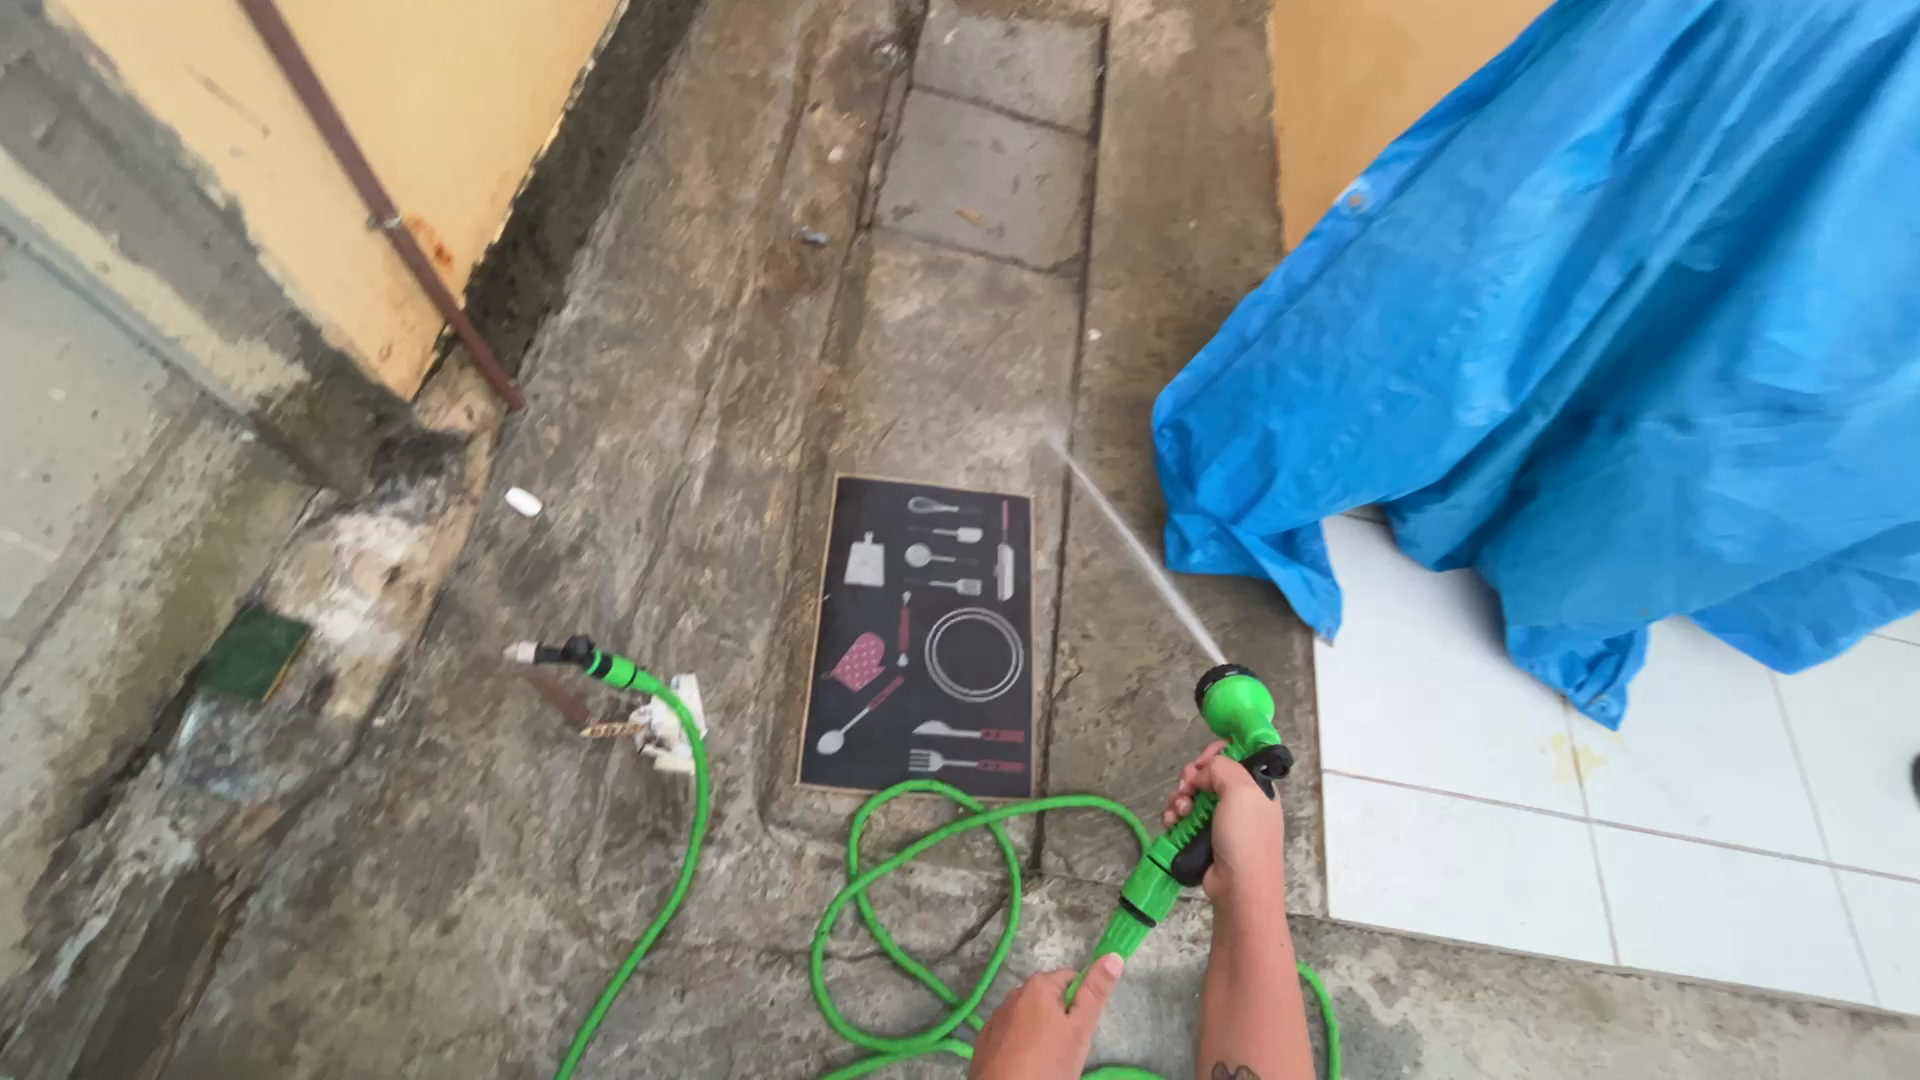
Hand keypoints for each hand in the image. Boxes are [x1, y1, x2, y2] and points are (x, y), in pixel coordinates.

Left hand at [967, 955, 1123, 1079]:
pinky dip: (1020, 1045)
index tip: (1080, 1031)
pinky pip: (1011, 1034)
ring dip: (1040, 1033)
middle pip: (1049, 1000)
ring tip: (1045, 1064)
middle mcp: (1014, 992)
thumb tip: (1113, 956)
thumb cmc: (1048, 1064)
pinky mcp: (985, 1039)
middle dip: (1060, 1021)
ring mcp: (997, 1016)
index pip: (1071, 980)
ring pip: (1029, 1018)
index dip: (1081, 1004)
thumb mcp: (1079, 1031)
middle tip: (1065, 1052)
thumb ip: (1095, 993)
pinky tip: (1025, 1067)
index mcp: (1038, 985)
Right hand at [1160, 740, 1286, 905]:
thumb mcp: (1242, 790)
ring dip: (1179, 798)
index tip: (1202, 762)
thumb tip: (1200, 774)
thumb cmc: (1245, 837)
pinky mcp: (1203, 836)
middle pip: (1207, 773)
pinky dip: (1174, 815)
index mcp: (1256, 787)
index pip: (1235, 755)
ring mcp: (1220, 820)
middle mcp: (1239, 801)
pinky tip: (1171, 822)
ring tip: (1178, 813)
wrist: (1239, 888)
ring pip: (1191, 794)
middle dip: (1191, 778)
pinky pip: (1183, 815)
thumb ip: (1221, 767)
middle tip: (1186, 789)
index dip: (1215, 753)